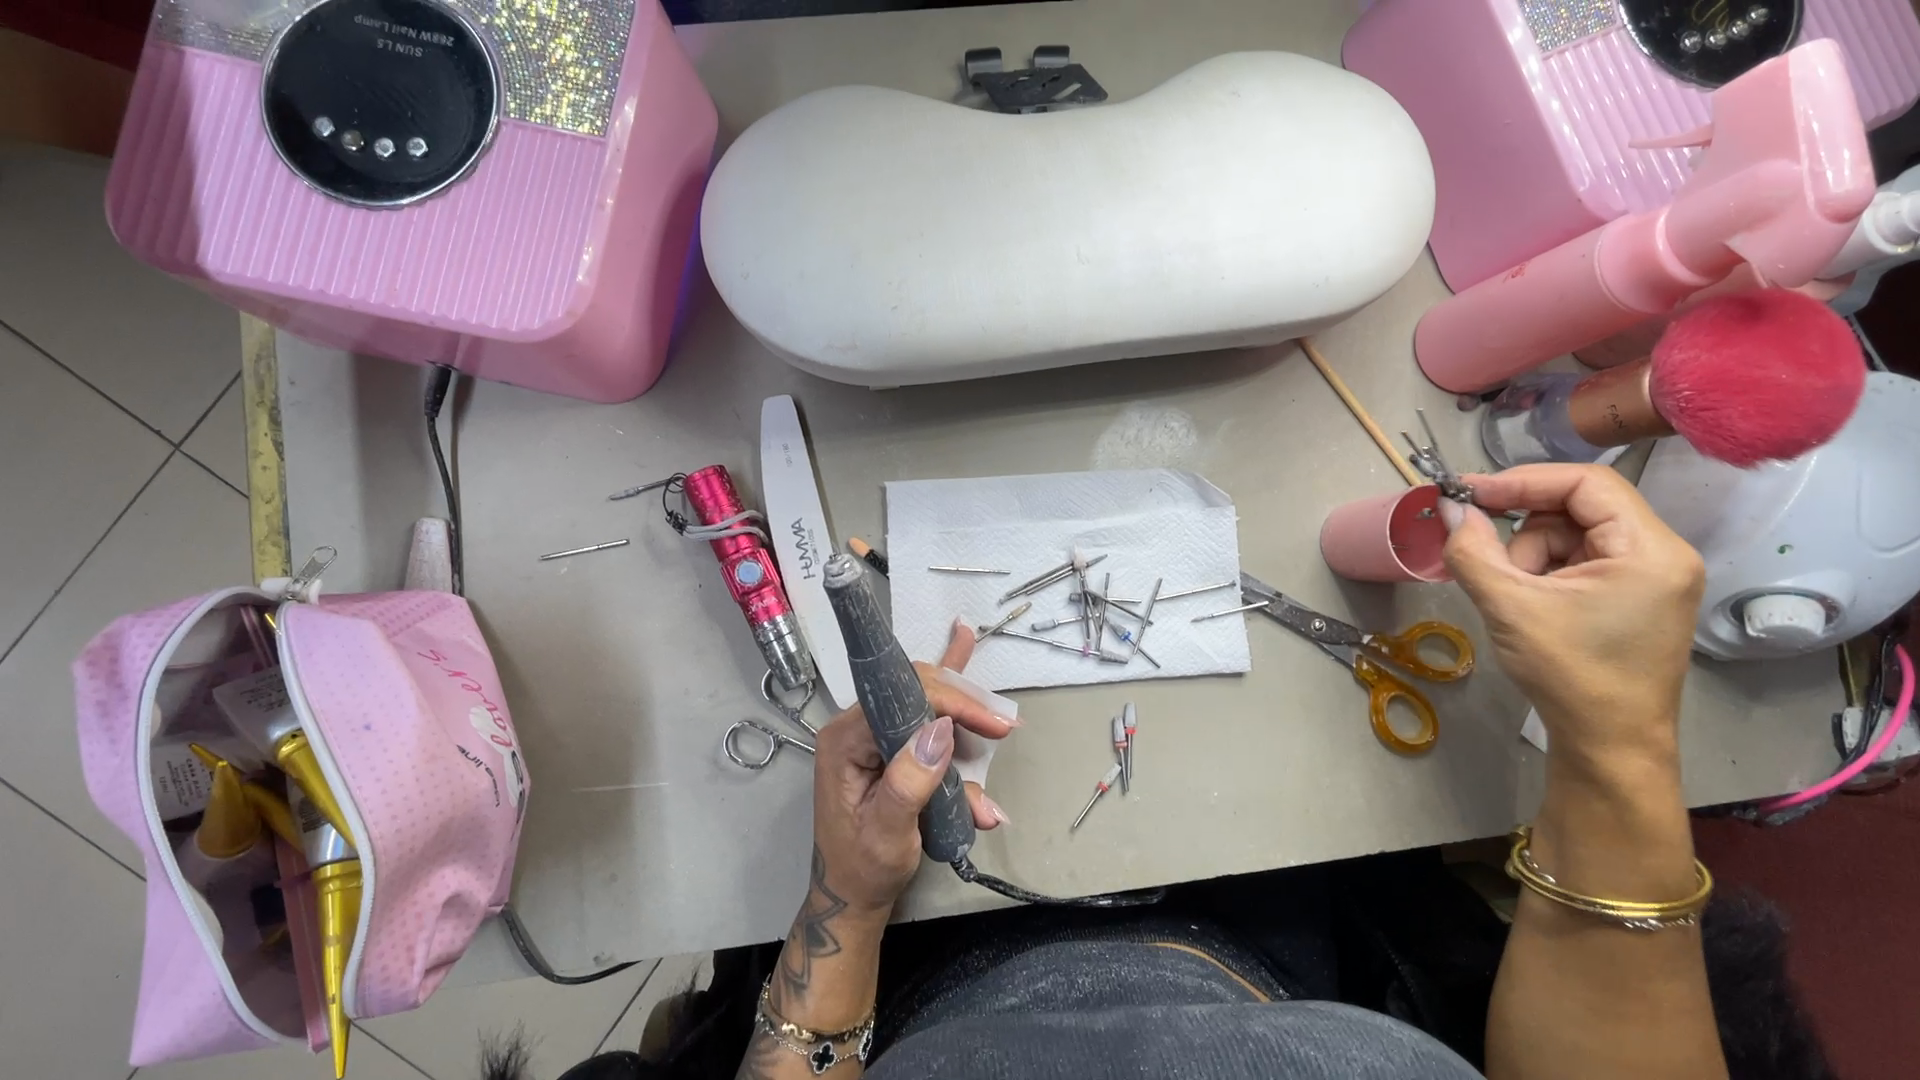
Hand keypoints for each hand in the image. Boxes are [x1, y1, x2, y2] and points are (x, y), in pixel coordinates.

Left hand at [810, 620, 1016, 914]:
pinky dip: (949, 693)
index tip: (991, 724)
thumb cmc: (865, 869)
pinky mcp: (888, 744)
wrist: (852, 896)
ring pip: (924, 701)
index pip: (900, 698)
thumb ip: (909, 783)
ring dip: (964, 721)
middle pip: (914, 691)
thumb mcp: (886, 834)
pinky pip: (919, 709)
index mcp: (844, 741)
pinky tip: (962, 643)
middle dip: (963, 707)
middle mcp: (854, 728)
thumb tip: (941, 729)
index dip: (949, 703)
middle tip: (1003, 727)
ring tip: (998, 729)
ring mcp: (871, 734)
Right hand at [1441, 465, 1703, 764]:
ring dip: (1530, 556)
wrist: (1608, 743)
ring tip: (1516, 599)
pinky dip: (1543, 573)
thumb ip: (1473, 550)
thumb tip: (1450, 508)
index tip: (1470, 494)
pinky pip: (1579, 560)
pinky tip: (1530, 604)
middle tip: (1487, 558)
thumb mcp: (1510, 606)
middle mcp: (1661, 553)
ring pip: (1572, 535)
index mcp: (1649, 549)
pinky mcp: (1633, 596)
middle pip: (1577, 508)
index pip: (1586, 483)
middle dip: (1524, 531)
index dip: (1522, 481)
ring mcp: (1650, 576)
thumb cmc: (1570, 673)